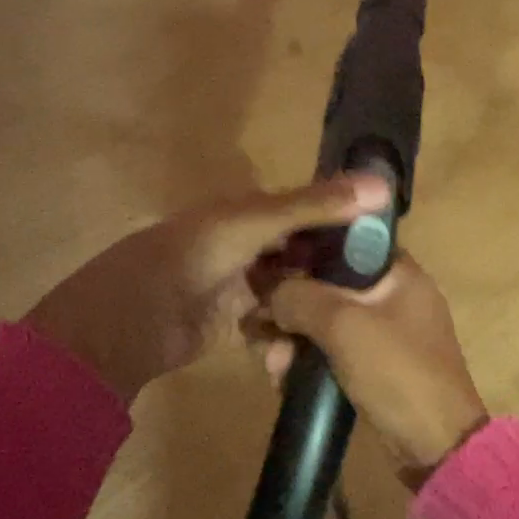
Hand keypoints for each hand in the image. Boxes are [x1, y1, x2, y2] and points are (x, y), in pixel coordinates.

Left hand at [24, 176, 388, 402]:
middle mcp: (250, 244)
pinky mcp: (240, 322)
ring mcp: (245, 284)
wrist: (130, 323)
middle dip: (337, 264)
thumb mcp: (255, 224)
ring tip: (360, 314)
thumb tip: (382, 184)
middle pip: (306, 250)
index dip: (347, 219)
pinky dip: (298, 324)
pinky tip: (325, 334)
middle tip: (382, 286)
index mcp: (249, 211)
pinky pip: (282, 319)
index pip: (311, 209)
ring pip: (297, 286)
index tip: (388, 239)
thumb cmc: (191, 259)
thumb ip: (315, 205)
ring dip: (320, 298)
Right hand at [258, 254, 488, 484]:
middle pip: (325, 285)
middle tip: (263, 332)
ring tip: (273, 366)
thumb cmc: (397, 372)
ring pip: (322, 321)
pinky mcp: (372, 366)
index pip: (345, 241)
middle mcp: (392, 295)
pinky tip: (282, 380)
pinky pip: (329, 351)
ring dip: (290, 339)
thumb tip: (269, 289)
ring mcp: (383, 333)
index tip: (267, 270)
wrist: (434, 444)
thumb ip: (301, 296)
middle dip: (288, 309)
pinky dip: (305, 362)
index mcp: (399, 273)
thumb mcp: (345, 325)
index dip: (303, 251)